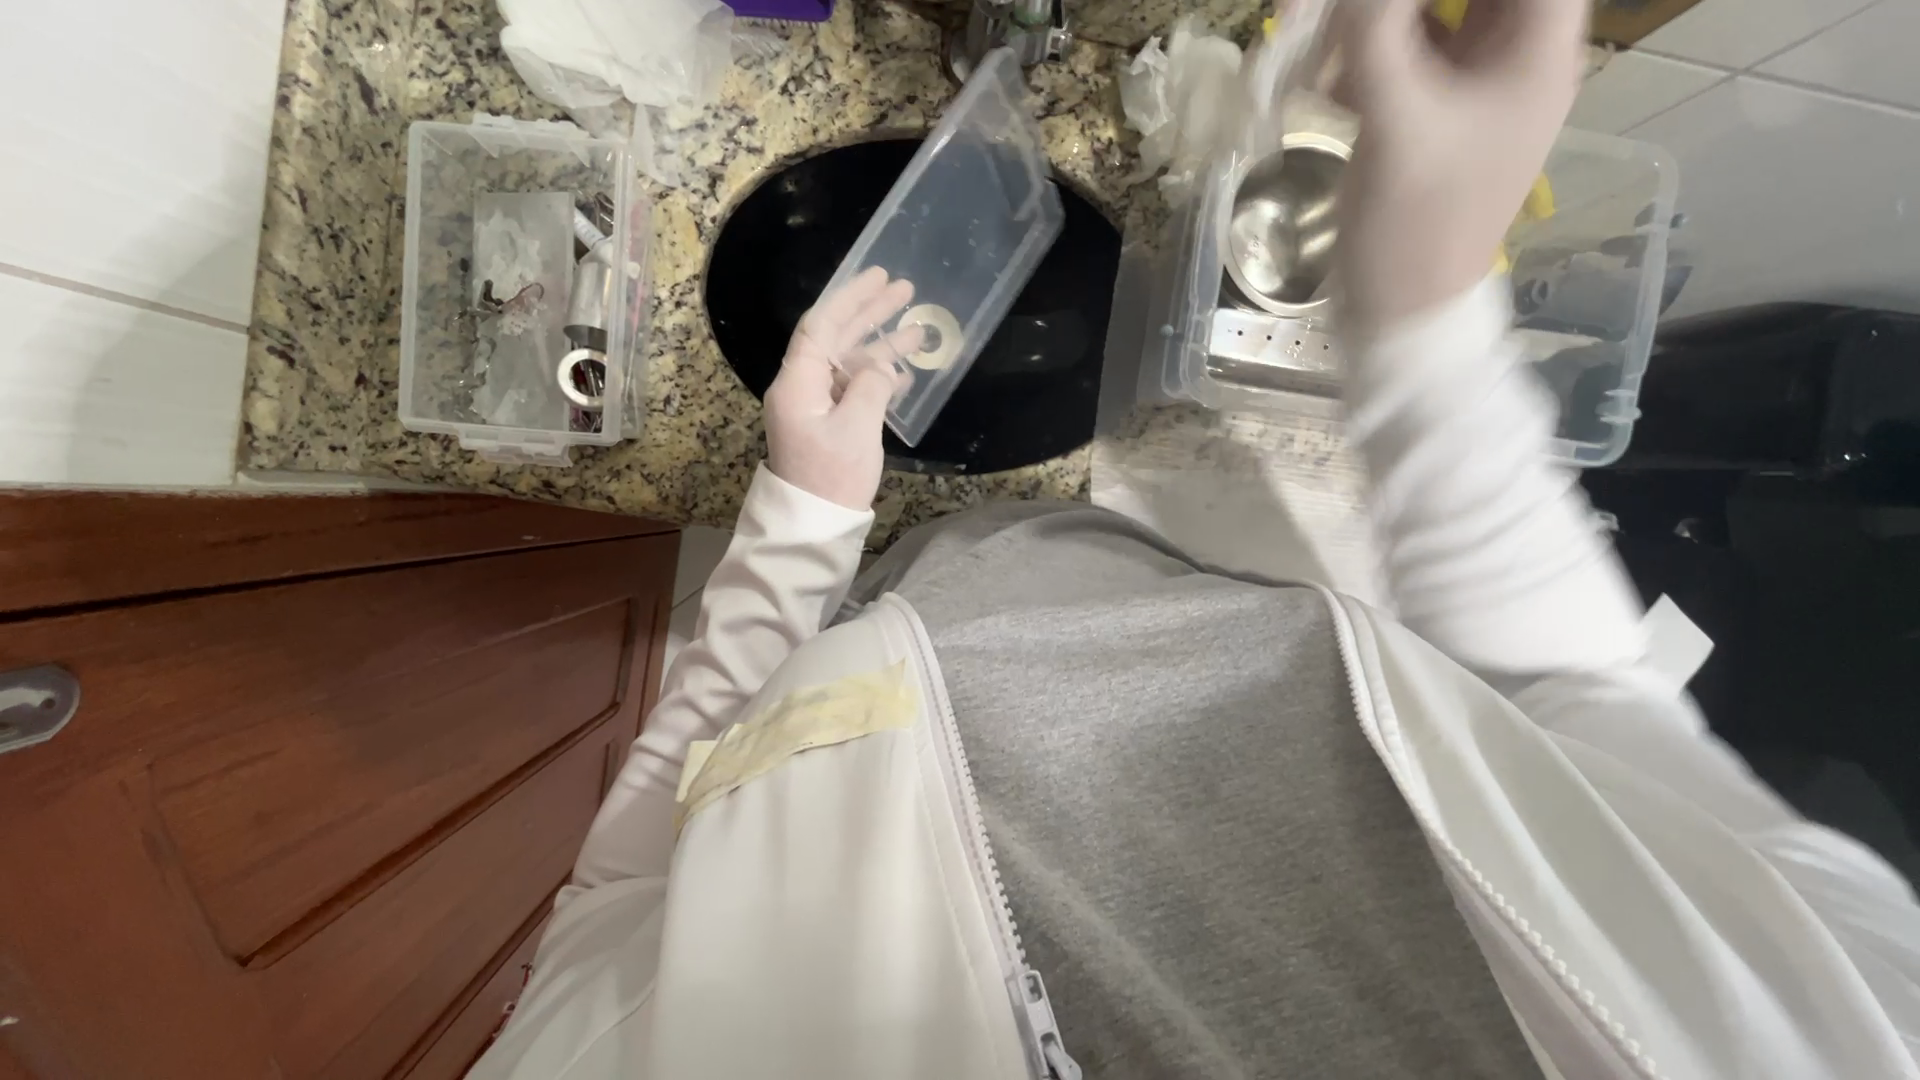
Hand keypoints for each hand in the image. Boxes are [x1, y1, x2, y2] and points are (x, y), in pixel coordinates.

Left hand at [763, 267, 915, 510]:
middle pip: (836, 338)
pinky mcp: (828, 424)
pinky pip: (852, 389)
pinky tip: (905, 372)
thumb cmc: (832, 478)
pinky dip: (878, 378)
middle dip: (869, 313)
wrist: (814, 525)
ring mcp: (815, 407)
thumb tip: (882, 367)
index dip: (850, 298)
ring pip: (848, 363)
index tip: (880, 278)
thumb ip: (871, 387)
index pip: (821, 325)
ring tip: (917, 331)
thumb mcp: (856, 429)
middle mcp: (802, 388)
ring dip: (881, 347)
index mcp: (798, 383)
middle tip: (904, 290)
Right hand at [1331, 0, 1588, 327]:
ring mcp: (1464, 88)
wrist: (1400, 313)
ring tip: (1318, 40)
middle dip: (1385, 1)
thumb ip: (1375, 34)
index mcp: (1536, 47)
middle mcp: (1509, 55)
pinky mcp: (1424, 116)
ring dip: (1367, 20)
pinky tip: (1322, 81)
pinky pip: (1395, 58)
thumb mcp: (1398, 126)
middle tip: (1329, 8)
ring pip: (1422, 16)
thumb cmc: (1414, 230)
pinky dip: (1358, 58)